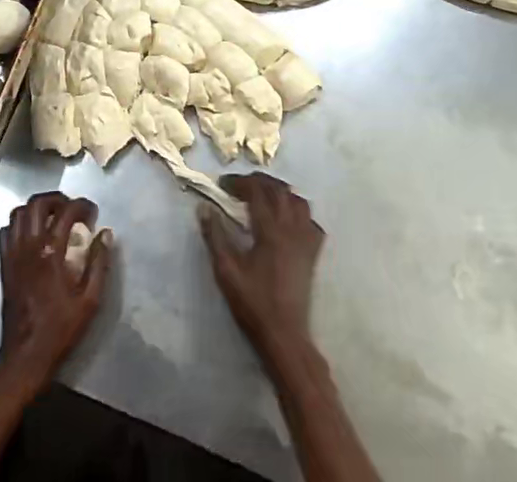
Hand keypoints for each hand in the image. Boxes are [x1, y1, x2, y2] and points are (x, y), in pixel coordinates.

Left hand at [0, 192, 110, 383]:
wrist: (26, 354)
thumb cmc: (60, 329)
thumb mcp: (90, 300)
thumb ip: (99, 263)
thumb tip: (106, 234)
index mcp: (51, 253)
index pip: (66, 213)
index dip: (82, 206)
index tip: (93, 211)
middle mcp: (28, 246)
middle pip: (37, 204)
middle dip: (57, 199)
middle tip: (72, 208)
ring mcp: (12, 253)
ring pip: (19, 213)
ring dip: (37, 207)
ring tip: (54, 216)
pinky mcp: (3, 262)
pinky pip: (7, 230)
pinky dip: (20, 223)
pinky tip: (33, 234)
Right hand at [199, 174, 323, 360]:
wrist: (284, 334)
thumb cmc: (252, 302)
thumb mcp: (225, 269)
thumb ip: (215, 235)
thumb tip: (204, 207)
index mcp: (270, 231)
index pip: (257, 192)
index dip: (239, 182)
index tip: (222, 184)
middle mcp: (292, 230)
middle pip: (280, 190)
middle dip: (259, 181)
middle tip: (238, 185)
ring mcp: (306, 241)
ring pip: (299, 202)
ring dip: (280, 192)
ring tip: (262, 195)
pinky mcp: (313, 254)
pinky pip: (311, 222)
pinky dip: (297, 212)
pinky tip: (285, 220)